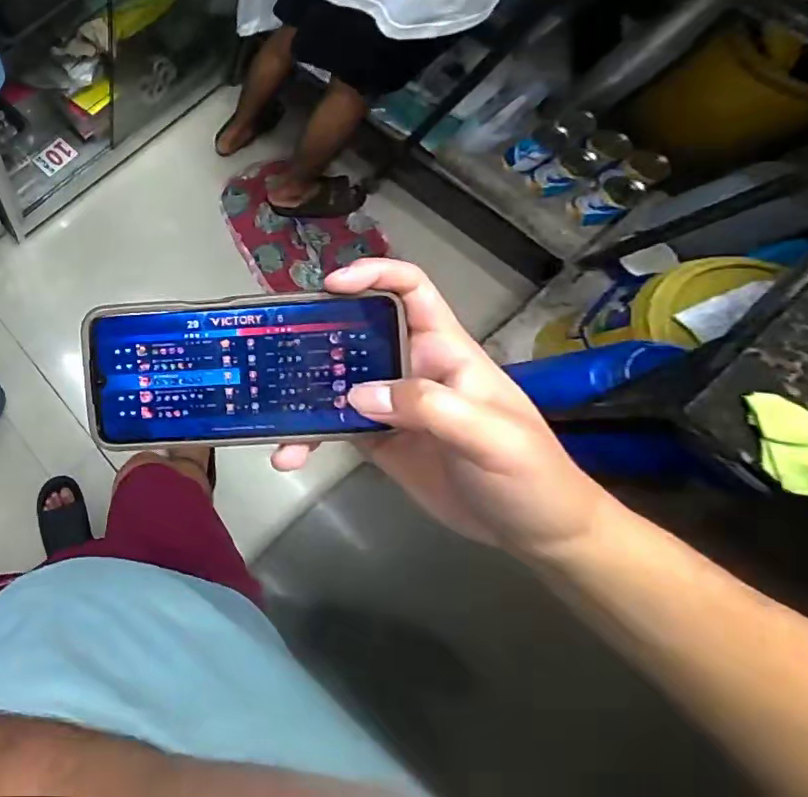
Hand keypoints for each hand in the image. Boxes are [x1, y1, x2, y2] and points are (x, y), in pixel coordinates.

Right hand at [271, 259, 613, 557]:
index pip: (410, 290)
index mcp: (442, 350)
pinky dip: (306, 437)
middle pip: (355, 330)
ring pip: (334, 380)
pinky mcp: (374, 436)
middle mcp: (408, 366)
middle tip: (276, 343)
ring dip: (301, 392)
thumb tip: (358, 395)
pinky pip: (331, 424)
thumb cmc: (531, 475)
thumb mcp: (493, 437)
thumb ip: (431, 407)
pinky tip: (289, 454)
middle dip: (315, 331)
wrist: (535, 533)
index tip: (333, 285)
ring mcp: (388, 402)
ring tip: (272, 409)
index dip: (374, 275)